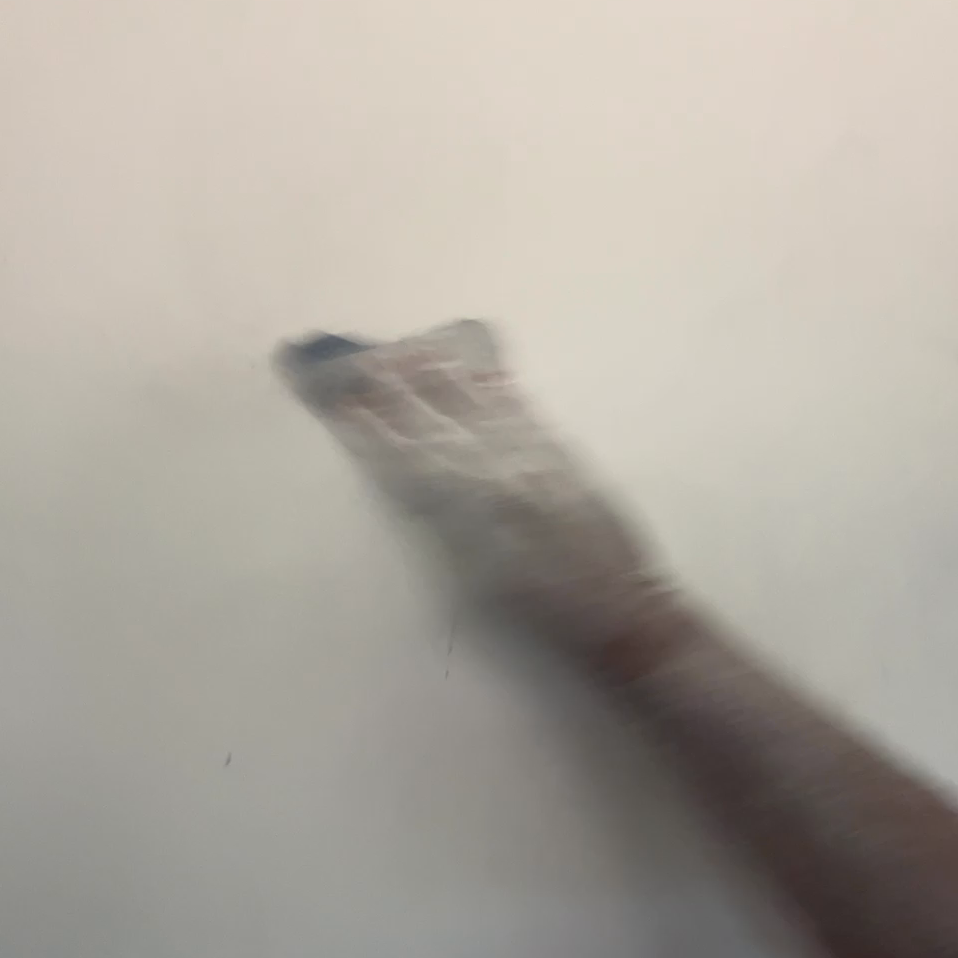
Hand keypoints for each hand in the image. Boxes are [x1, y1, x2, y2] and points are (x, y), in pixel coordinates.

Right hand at [277, 320, 665, 649]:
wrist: (623, 605)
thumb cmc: (543, 609)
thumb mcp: (479, 580)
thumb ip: (444, 522)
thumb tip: (412, 479)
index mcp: (472, 509)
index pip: (406, 455)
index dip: (367, 425)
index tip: (334, 396)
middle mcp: (498, 470)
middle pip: (432, 419)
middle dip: (388, 387)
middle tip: (352, 356)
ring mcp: (532, 454)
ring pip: (472, 403)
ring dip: (434, 374)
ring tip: (403, 348)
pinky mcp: (561, 450)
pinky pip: (519, 407)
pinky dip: (492, 383)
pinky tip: (473, 364)